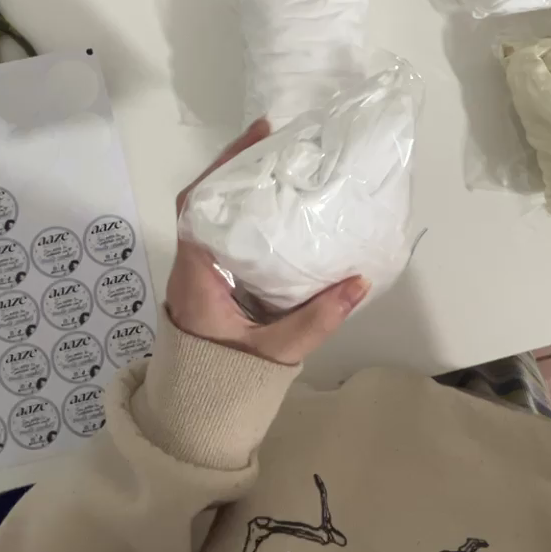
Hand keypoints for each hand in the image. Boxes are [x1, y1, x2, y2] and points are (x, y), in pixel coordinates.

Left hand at [166, 120, 368, 365]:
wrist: (194, 412)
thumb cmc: (225, 381)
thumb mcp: (275, 352)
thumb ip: (316, 320)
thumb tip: (360, 281)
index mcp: (196, 274)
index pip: (196, 207)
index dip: (222, 170)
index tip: (256, 141)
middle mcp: (190, 263)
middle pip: (201, 198)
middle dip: (234, 165)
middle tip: (274, 139)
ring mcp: (197, 267)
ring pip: (208, 212)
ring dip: (236, 183)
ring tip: (276, 161)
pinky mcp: (208, 275)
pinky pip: (219, 229)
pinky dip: (239, 208)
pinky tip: (270, 201)